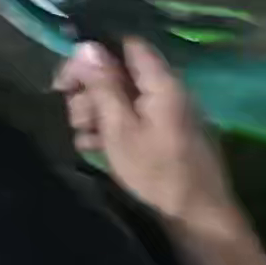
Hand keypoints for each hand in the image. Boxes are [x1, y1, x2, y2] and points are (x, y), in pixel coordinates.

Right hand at [55, 39, 244, 234]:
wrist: (196, 220)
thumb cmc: (156, 172)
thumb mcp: (119, 127)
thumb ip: (102, 84)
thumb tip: (86, 45)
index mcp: (160, 83)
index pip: (125, 44)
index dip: (94, 52)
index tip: (68, 74)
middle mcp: (164, 90)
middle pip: (117, 71)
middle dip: (88, 88)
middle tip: (74, 113)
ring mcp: (164, 112)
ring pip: (118, 96)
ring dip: (94, 111)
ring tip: (84, 136)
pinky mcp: (161, 132)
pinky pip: (128, 116)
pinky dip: (108, 127)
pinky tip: (94, 147)